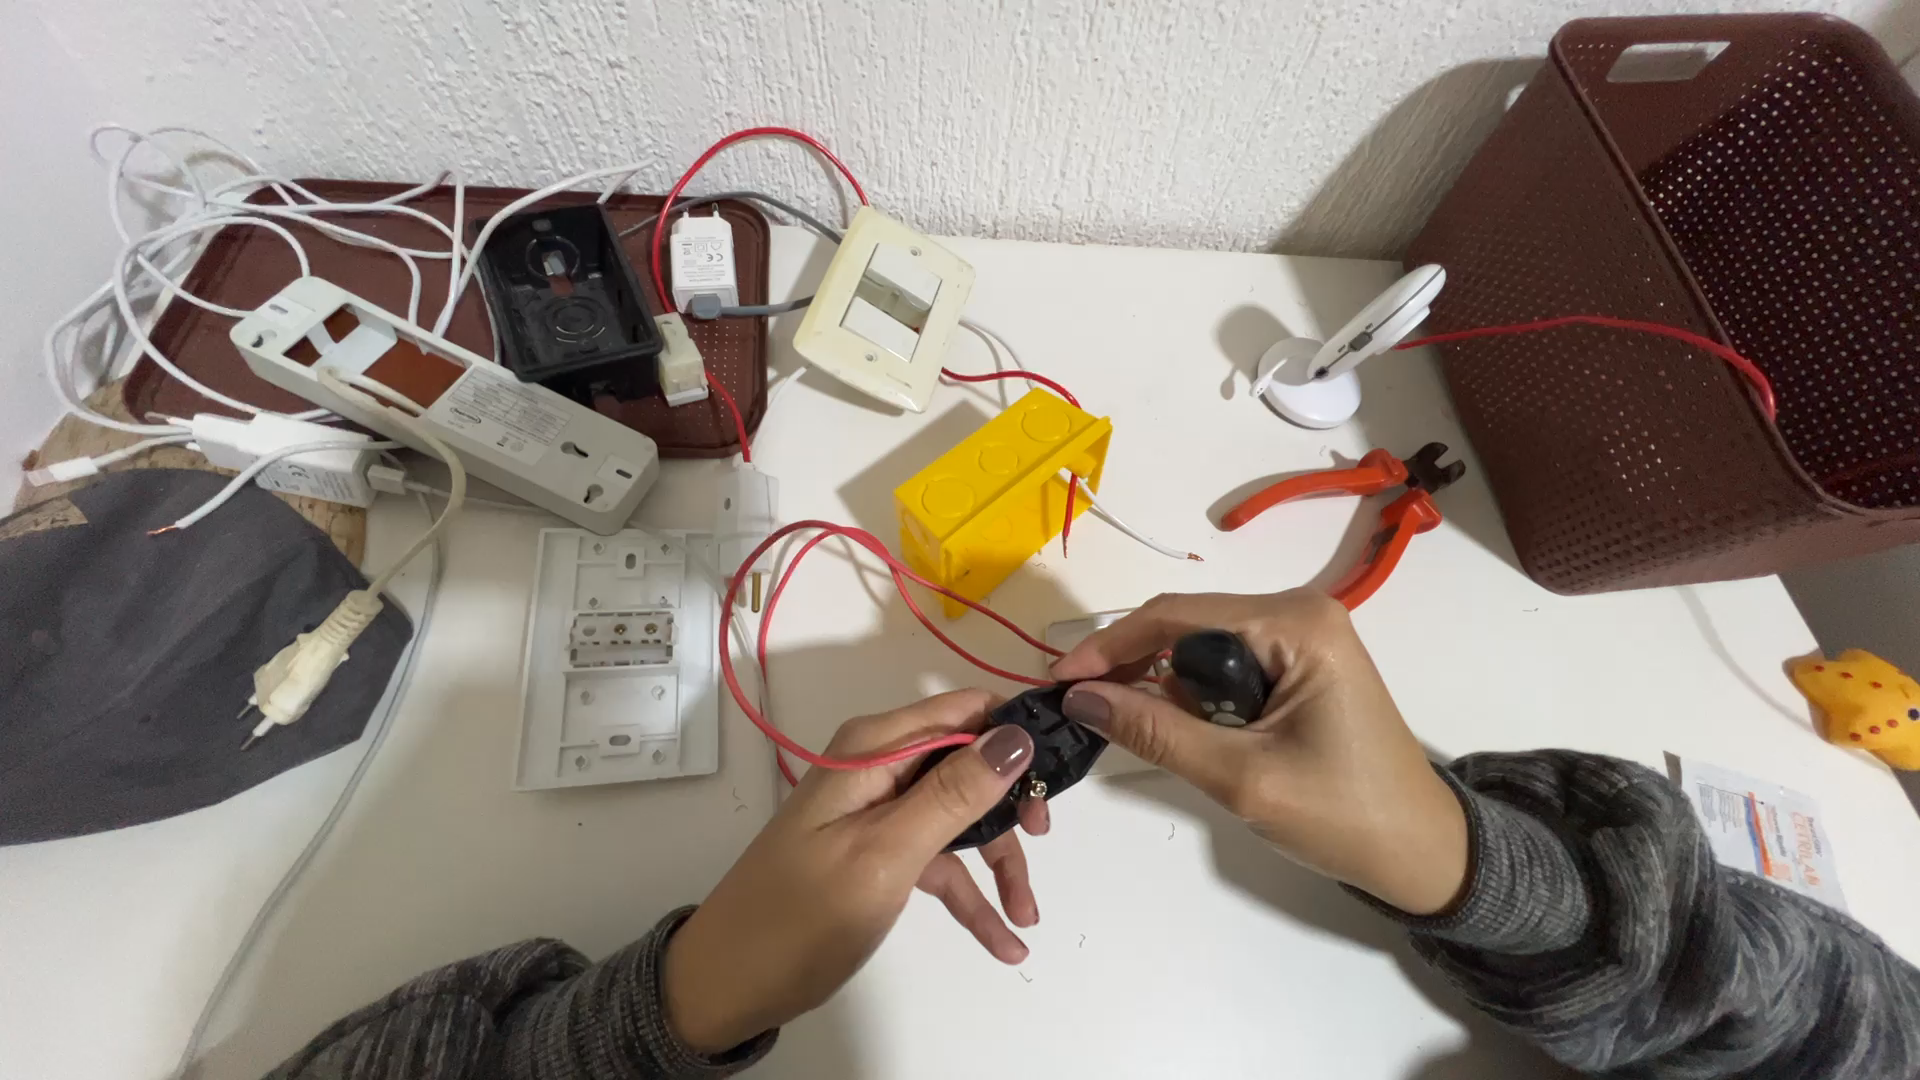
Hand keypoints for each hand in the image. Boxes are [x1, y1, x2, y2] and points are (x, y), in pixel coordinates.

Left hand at [663, 691, 1037, 1052]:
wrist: (728, 985)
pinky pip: (937, 859)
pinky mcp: (879, 850)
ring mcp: (879, 809)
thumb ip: (954, 792)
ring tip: (1026, 913)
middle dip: (1008, 800)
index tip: (1058, 764)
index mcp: (876, 747)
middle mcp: (880, 766)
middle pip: (966, 764)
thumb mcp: (887, 852)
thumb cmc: (803, 914)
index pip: (962, 710)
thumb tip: (1016, 735)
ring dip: (995, 859)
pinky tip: (1003, 939)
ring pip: (958, 816)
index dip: (1012, 730)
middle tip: (1041, 837)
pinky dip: (968, 893)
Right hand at [1050, 589, 1468, 915]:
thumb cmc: (1343, 817)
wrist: (1425, 854)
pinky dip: (1189, 691)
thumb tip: (1077, 698)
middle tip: (1080, 703)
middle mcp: (1296, 610)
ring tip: (1123, 720)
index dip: (1110, 646)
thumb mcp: (1240, 776)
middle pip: (1184, 623)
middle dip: (1131, 664)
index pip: (1175, 617)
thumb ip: (1154, 730)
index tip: (1060, 680)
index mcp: (1294, 624)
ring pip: (1197, 642)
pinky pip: (1221, 660)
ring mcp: (1299, 631)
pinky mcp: (1296, 658)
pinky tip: (1173, 721)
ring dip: (1159, 681)